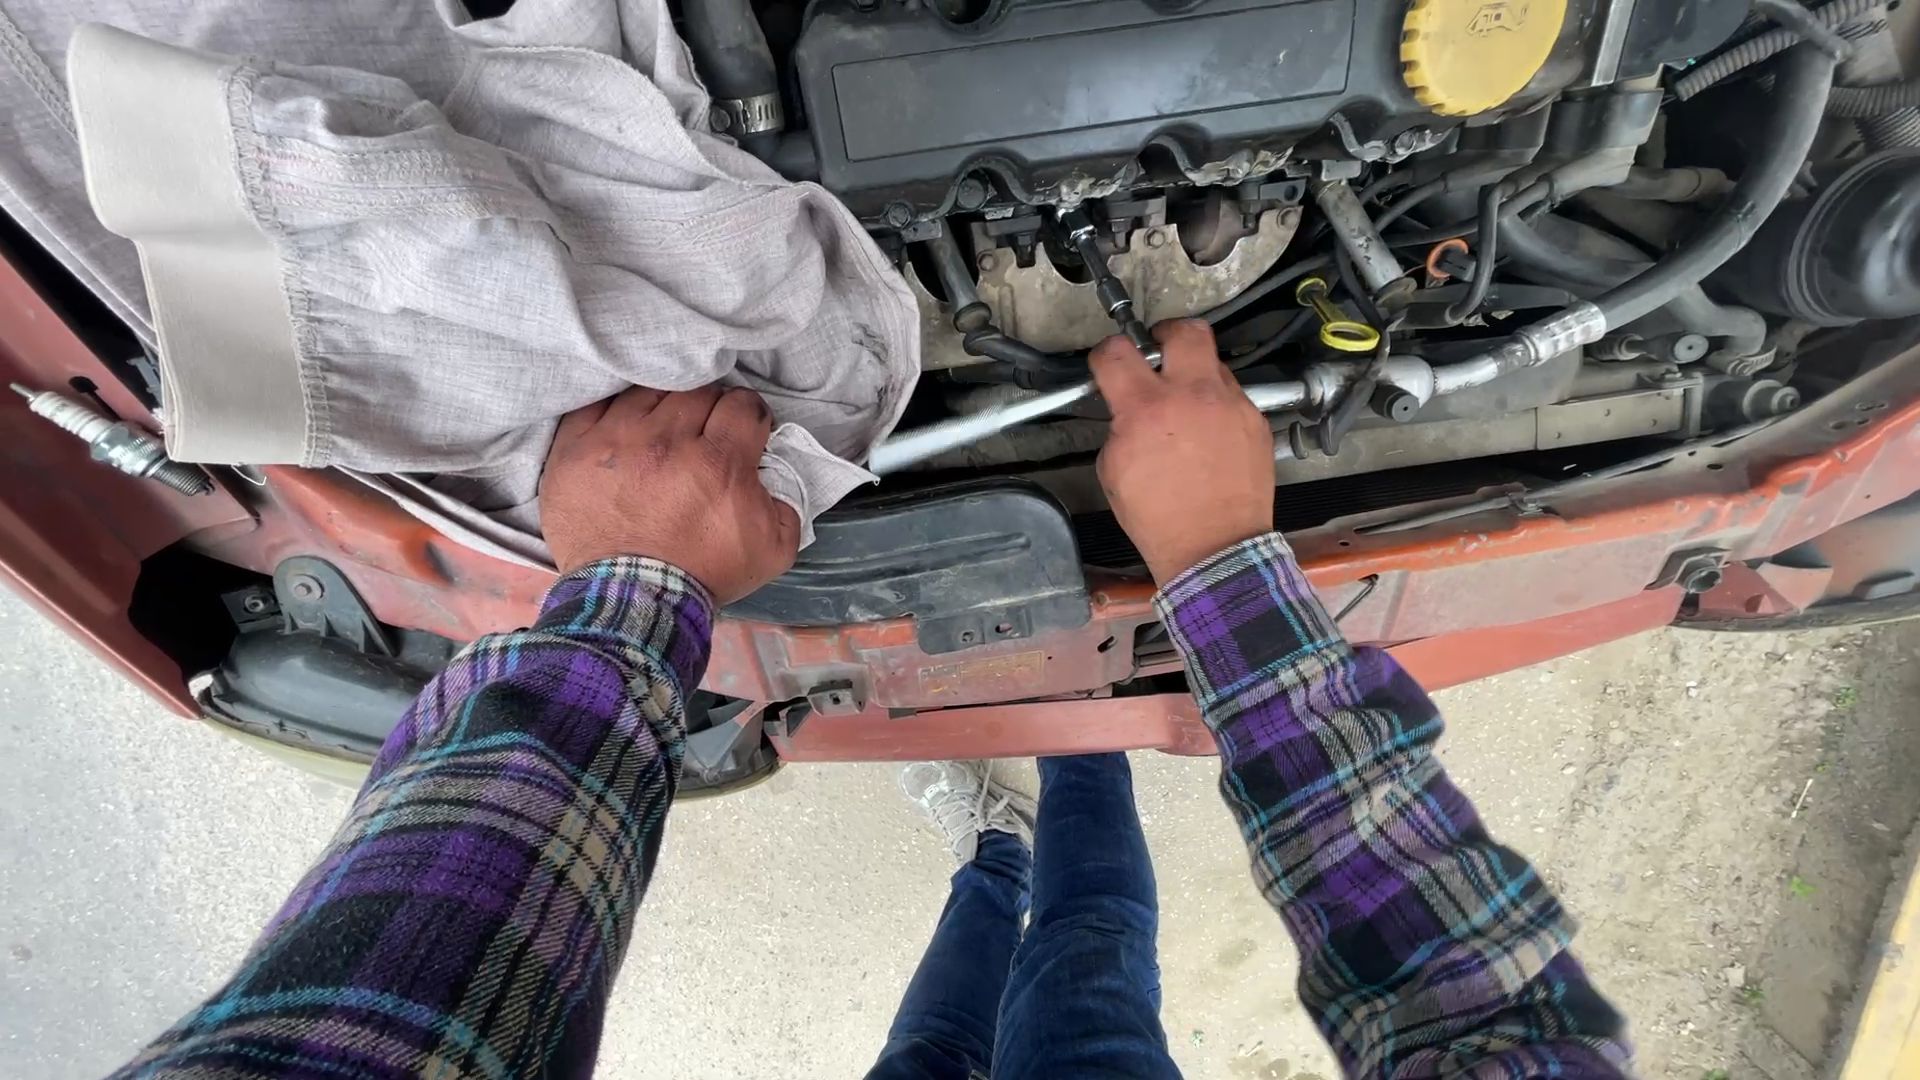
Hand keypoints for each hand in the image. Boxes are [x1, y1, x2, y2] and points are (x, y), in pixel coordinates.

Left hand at [539, 385, 801, 602]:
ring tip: (666, 431)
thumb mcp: (774, 550)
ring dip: (666, 404)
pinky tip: (627, 427)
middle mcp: (669, 440)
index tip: (745, 433)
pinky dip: (617, 408)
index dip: (750, 416)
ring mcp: (617, 439)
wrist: (633, 600)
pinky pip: (598, 401)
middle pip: (699, 391)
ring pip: (651, 390)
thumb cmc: (705, 574)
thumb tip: (776, 476)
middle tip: (708, 433)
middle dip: (712, 408)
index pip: (743, 404)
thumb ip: (787, 504)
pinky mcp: (576, 447)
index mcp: (720, 461)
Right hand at [1089, 319, 1275, 582]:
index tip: (1107, 361)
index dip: (1106, 354)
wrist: (1213, 548)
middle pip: (1184, 331)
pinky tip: (1208, 432)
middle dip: (1165, 335)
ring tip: (1186, 403)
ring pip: (1213, 362)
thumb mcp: (1114, 472)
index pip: (1117, 353)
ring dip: (1194, 374)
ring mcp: (1230, 406)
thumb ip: (1119, 428)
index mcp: (1146, 410)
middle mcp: (1192, 397)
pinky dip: (1216, 404)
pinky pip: (1233, 395)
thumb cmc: (1159, 519)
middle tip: (1157, 351)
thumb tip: (1126, 413)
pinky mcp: (1255, 420)